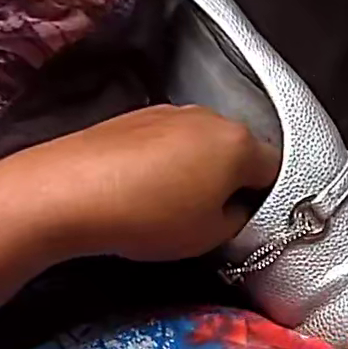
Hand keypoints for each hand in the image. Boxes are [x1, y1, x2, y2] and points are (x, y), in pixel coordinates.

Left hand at [0, 105, 280, 261]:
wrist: (71, 191)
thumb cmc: (145, 215)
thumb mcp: (208, 236)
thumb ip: (238, 221)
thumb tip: (238, 212)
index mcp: (238, 143)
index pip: (276, 168)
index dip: (268, 199)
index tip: (252, 220)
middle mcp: (207, 118)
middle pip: (237, 152)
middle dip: (231, 183)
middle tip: (211, 219)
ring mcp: (169, 113)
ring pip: (200, 146)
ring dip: (197, 173)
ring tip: (170, 208)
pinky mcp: (136, 118)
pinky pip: (167, 143)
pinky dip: (165, 165)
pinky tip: (144, 192)